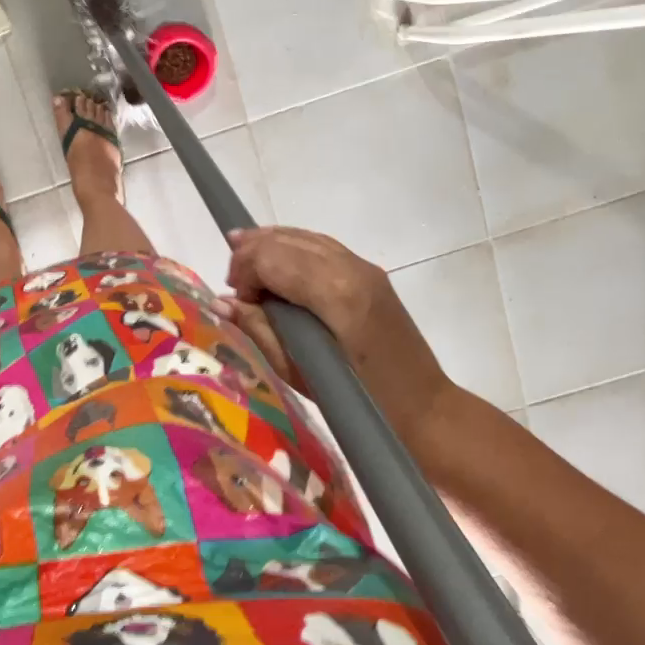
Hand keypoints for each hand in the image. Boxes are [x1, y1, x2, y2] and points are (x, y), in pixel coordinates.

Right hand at [222, 227, 454, 447]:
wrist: (423, 407)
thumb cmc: (358, 401)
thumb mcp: (298, 371)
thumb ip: (259, 329)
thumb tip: (221, 302)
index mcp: (335, 293)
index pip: (270, 257)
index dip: (244, 271)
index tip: (237, 301)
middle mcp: (350, 267)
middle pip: (284, 240)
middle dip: (252, 255)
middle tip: (236, 286)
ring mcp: (363, 266)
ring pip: (302, 237)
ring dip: (269, 247)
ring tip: (244, 268)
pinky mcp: (369, 271)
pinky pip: (319, 246)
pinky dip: (291, 250)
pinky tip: (276, 264)